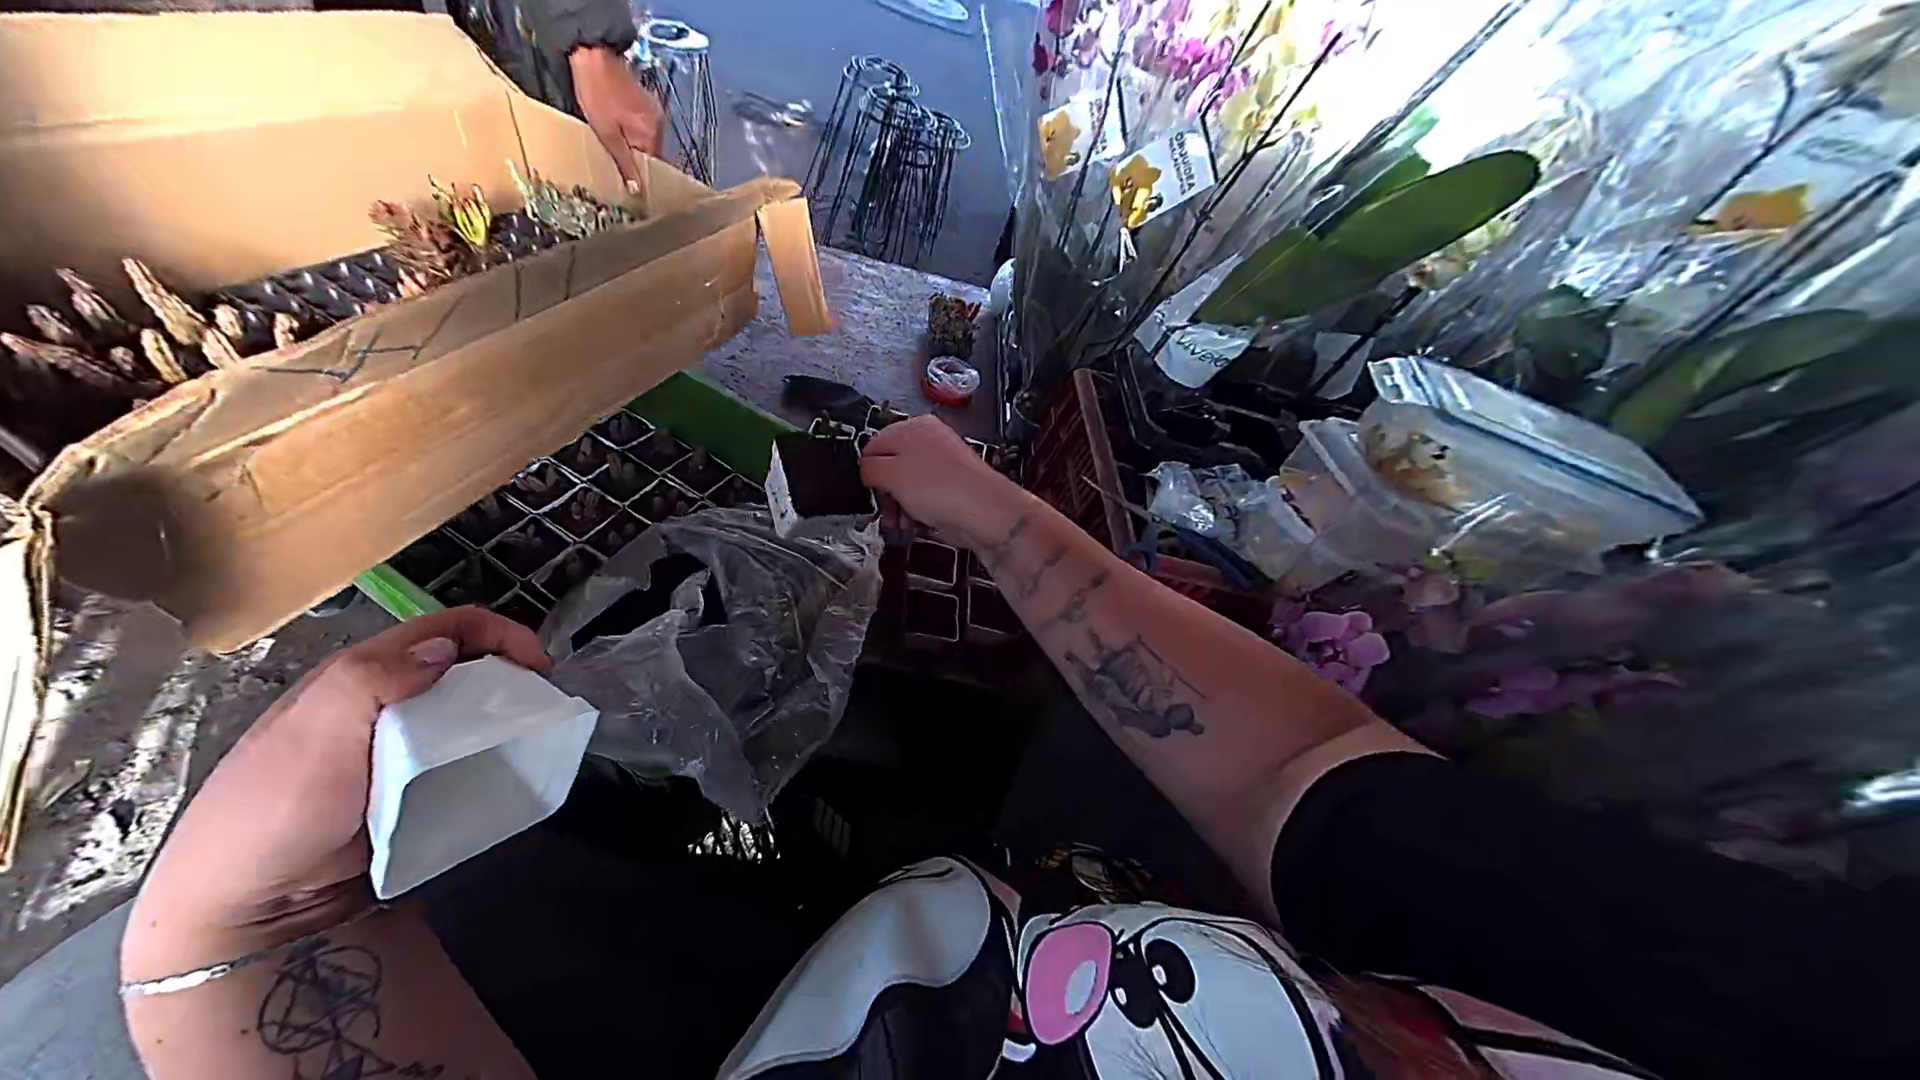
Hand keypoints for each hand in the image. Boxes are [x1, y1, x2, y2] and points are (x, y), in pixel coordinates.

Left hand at [122, 607, 548, 977]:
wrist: (244, 899)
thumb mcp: (315, 732)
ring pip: (462, 699)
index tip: (537, 667)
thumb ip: (372, 678)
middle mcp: (382, 693)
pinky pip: (458, 741)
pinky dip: (485, 741)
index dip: (502, 632)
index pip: (449, 625)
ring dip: (500, 706)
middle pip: (463, 658)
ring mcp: (394, 736)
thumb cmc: (277, 807)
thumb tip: (445, 648)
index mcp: (362, 671)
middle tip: (537, 699)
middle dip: (509, 668)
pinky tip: (495, 759)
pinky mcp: (406, 772)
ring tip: (526, 730)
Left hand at [570, 44, 665, 194]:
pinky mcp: (644, 102)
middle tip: (615, 162)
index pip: (652, 166)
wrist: (592, 52)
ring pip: (645, 140)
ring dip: (632, 144)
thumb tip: (637, 190)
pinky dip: (631, 131)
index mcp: (652, 136)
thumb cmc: (597, 91)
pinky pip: (641, 127)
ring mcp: (653, 112)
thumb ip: (624, 162)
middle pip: (650, 153)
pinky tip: (616, 127)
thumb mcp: (606, 133)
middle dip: (635, 158)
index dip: (639, 173)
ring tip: (613, 143)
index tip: (627, 181)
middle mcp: (658, 126)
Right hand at [859, 416, 1029, 550]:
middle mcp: (930, 442)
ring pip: (907, 486)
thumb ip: (869, 469)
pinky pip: (924, 498)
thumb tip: (866, 470)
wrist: (984, 512)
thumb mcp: (891, 474)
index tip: (870, 490)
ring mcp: (943, 466)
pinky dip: (917, 511)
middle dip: (885, 492)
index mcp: (914, 427)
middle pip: (891, 467)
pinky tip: (918, 523)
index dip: (868, 471)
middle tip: (886, 508)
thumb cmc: (942, 487)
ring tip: (902, 520)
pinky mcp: (952, 488)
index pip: (874, 445)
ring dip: (899, 506)